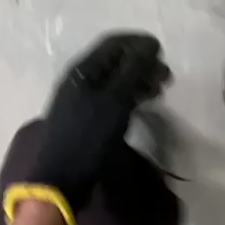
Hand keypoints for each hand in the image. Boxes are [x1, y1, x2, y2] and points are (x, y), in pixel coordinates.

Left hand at [17, 32, 170, 222]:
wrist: (59, 181)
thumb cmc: (88, 137)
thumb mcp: (115, 101)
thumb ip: (133, 69)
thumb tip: (150, 44)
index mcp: (83, 68)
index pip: (115, 42)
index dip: (140, 43)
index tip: (163, 52)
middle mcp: (80, 77)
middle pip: (116, 60)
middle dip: (142, 63)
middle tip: (166, 76)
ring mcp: (80, 98)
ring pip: (115, 79)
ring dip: (138, 80)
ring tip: (159, 91)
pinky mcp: (84, 117)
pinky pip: (111, 96)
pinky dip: (129, 96)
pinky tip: (142, 104)